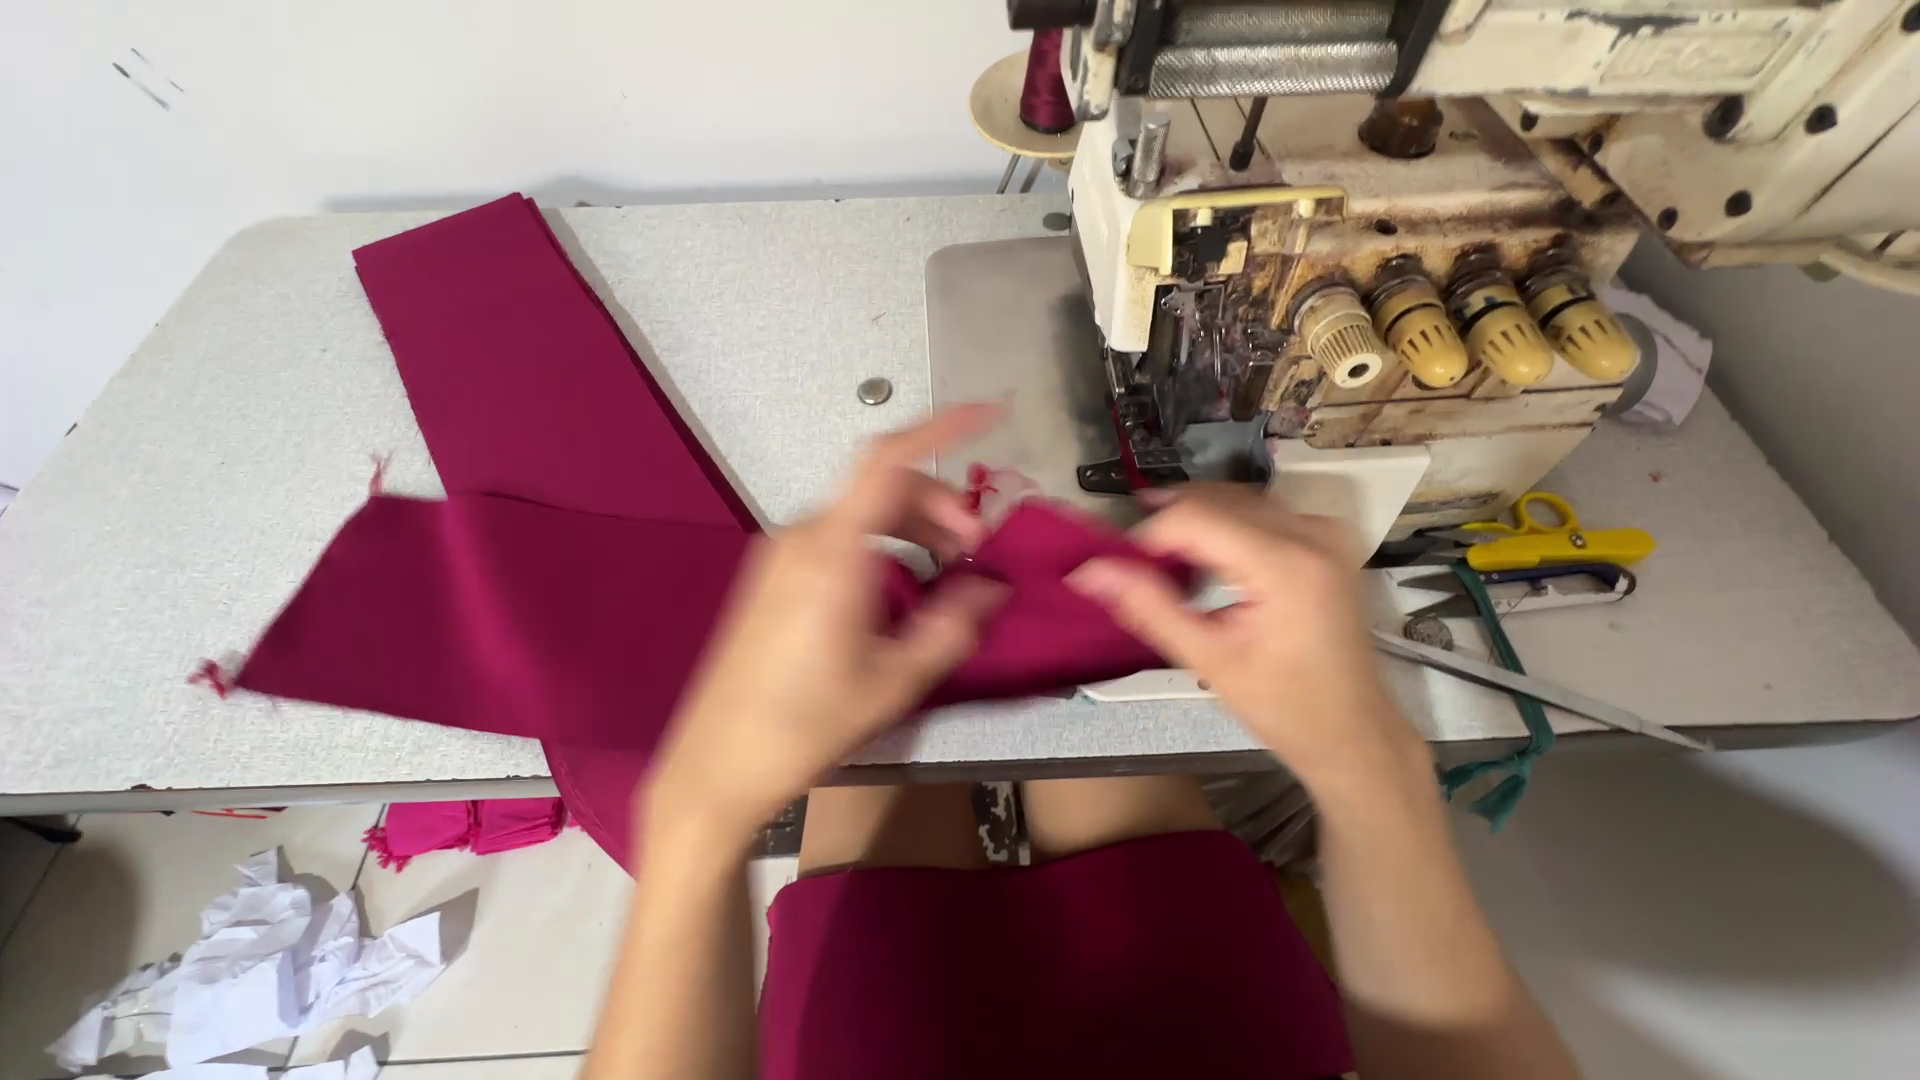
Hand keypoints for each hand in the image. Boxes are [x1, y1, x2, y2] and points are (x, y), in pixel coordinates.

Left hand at [643, 407, 1005, 840]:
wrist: (716, 766)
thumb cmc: (805, 726)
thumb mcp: (894, 681)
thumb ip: (952, 626)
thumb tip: (994, 588)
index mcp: (831, 551)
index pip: (889, 460)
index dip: (942, 428)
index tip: (989, 414)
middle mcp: (801, 537)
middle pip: (881, 487)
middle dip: (939, 504)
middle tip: (975, 549)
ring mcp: (780, 555)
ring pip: (859, 512)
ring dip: (911, 526)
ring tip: (946, 568)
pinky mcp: (772, 577)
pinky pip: (837, 536)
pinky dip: (879, 543)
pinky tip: (899, 585)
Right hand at [1068, 484, 1421, 791]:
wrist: (1354, 731)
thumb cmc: (1284, 706)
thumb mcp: (1208, 659)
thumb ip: (1148, 607)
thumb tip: (1090, 572)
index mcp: (1284, 564)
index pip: (1194, 517)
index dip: (1148, 536)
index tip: (1122, 568)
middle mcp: (1310, 533)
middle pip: (1215, 499)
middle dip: (1167, 524)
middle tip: (1133, 562)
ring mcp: (1323, 531)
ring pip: (1236, 498)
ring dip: (1194, 520)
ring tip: (1162, 559)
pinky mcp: (1326, 538)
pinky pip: (1261, 510)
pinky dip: (1224, 524)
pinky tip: (1202, 555)